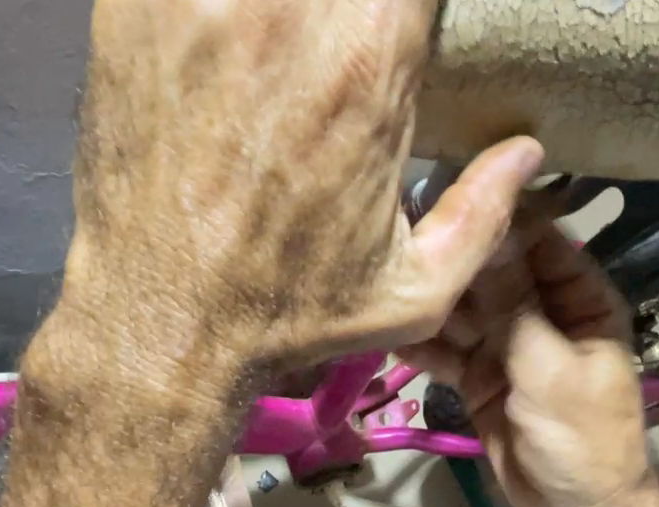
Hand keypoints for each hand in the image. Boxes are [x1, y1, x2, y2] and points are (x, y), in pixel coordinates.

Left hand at [62, 0, 545, 368]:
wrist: (165, 323)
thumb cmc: (289, 315)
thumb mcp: (414, 293)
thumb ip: (482, 215)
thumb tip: (525, 155)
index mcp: (369, 67)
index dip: (409, 7)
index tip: (404, 32)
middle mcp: (287, 12)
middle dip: (356, 10)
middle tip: (345, 45)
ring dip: (291, 11)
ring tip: (288, 50)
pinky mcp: (133, 8)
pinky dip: (216, 6)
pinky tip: (228, 36)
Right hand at [400, 221, 653, 506]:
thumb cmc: (583, 438)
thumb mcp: (550, 369)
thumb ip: (515, 306)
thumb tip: (490, 233)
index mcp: (580, 300)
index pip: (540, 240)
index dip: (500, 216)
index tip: (450, 187)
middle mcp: (542, 314)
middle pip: (493, 272)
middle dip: (453, 255)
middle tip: (397, 226)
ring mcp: (507, 347)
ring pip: (463, 311)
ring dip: (429, 297)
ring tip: (382, 269)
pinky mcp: (479, 379)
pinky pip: (446, 352)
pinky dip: (420, 344)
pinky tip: (385, 326)